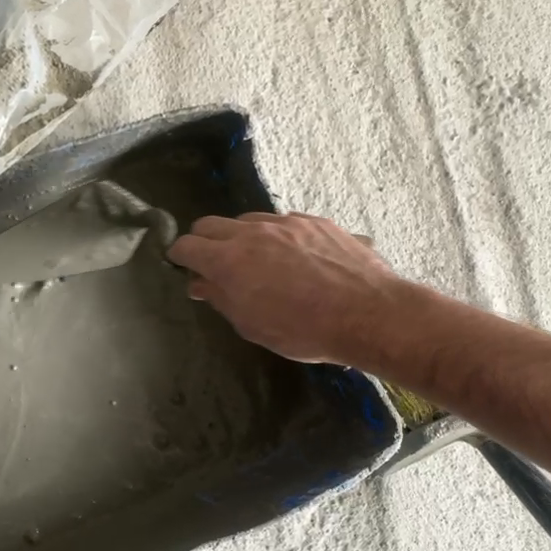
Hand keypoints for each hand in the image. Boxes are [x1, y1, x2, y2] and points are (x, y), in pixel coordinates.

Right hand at [165, 213, 409, 365]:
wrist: (371, 315)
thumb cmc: (303, 330)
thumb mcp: (251, 325)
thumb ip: (221, 298)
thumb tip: (199, 284)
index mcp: (228, 260)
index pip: (186, 245)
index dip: (179, 257)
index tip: (182, 267)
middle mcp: (252, 233)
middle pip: (210, 224)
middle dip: (204, 241)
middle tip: (213, 264)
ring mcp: (286, 223)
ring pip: (248, 220)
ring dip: (242, 237)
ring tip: (258, 261)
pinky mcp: (317, 222)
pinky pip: (285, 223)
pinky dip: (279, 237)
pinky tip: (295, 258)